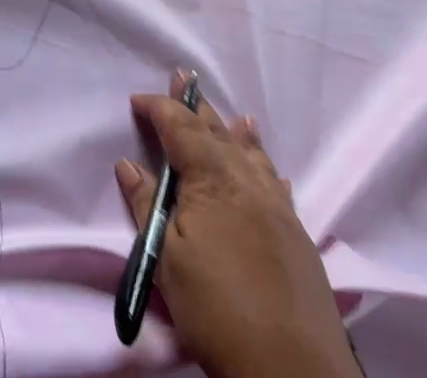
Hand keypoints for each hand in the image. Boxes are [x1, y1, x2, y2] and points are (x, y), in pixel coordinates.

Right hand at [115, 74, 360, 377]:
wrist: (292, 368)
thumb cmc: (215, 308)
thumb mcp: (165, 258)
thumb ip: (147, 205)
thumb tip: (129, 164)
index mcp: (213, 184)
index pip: (182, 131)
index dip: (160, 109)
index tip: (137, 98)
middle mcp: (249, 187)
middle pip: (219, 136)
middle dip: (197, 108)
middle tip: (183, 78)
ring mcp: (279, 211)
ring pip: (254, 158)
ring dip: (235, 133)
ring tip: (233, 115)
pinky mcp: (297, 238)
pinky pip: (278, 185)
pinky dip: (265, 167)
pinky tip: (268, 168)